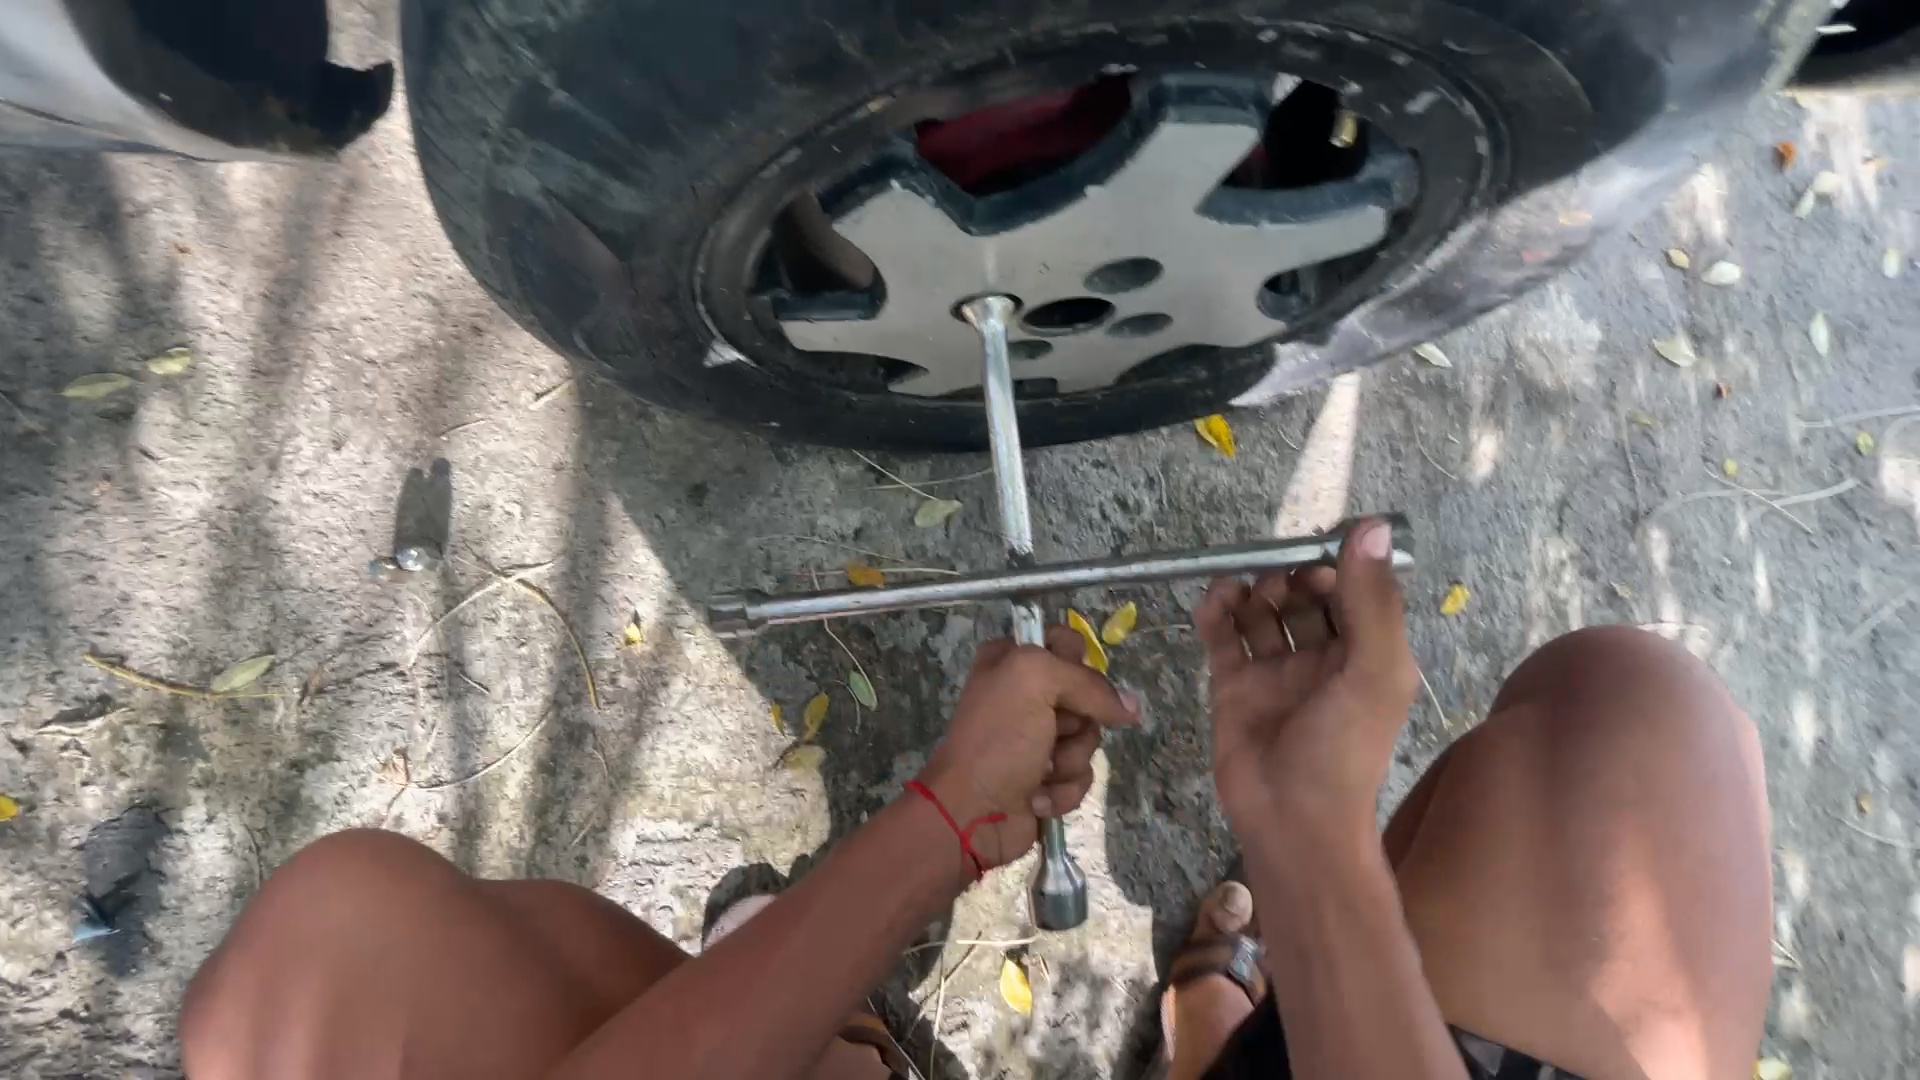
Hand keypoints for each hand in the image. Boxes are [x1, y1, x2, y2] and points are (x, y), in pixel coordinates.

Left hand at [915, 628, 1138, 871]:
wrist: (972, 812)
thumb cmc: (998, 738)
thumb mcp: (1035, 682)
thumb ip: (1087, 682)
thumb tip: (1131, 707)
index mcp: (1011, 659)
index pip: (1067, 642)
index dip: (1076, 663)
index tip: (1069, 681)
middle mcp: (1024, 694)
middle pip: (1088, 694)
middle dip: (1078, 720)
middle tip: (1053, 730)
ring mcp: (1037, 737)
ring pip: (1089, 738)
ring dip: (1070, 759)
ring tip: (1041, 771)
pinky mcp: (1048, 777)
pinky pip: (1082, 774)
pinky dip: (1064, 789)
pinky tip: (1037, 797)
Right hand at [1196, 518, 1417, 846]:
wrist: (1291, 818)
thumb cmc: (1344, 749)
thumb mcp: (1374, 672)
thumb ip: (1372, 601)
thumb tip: (1370, 526)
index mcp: (1364, 654)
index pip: (1350, 593)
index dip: (1334, 568)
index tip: (1315, 552)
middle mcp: (1319, 657)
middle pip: (1301, 599)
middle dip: (1288, 579)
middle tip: (1276, 580)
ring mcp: (1273, 671)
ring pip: (1259, 613)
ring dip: (1249, 591)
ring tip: (1239, 590)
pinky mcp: (1233, 684)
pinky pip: (1222, 637)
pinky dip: (1215, 614)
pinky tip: (1212, 602)